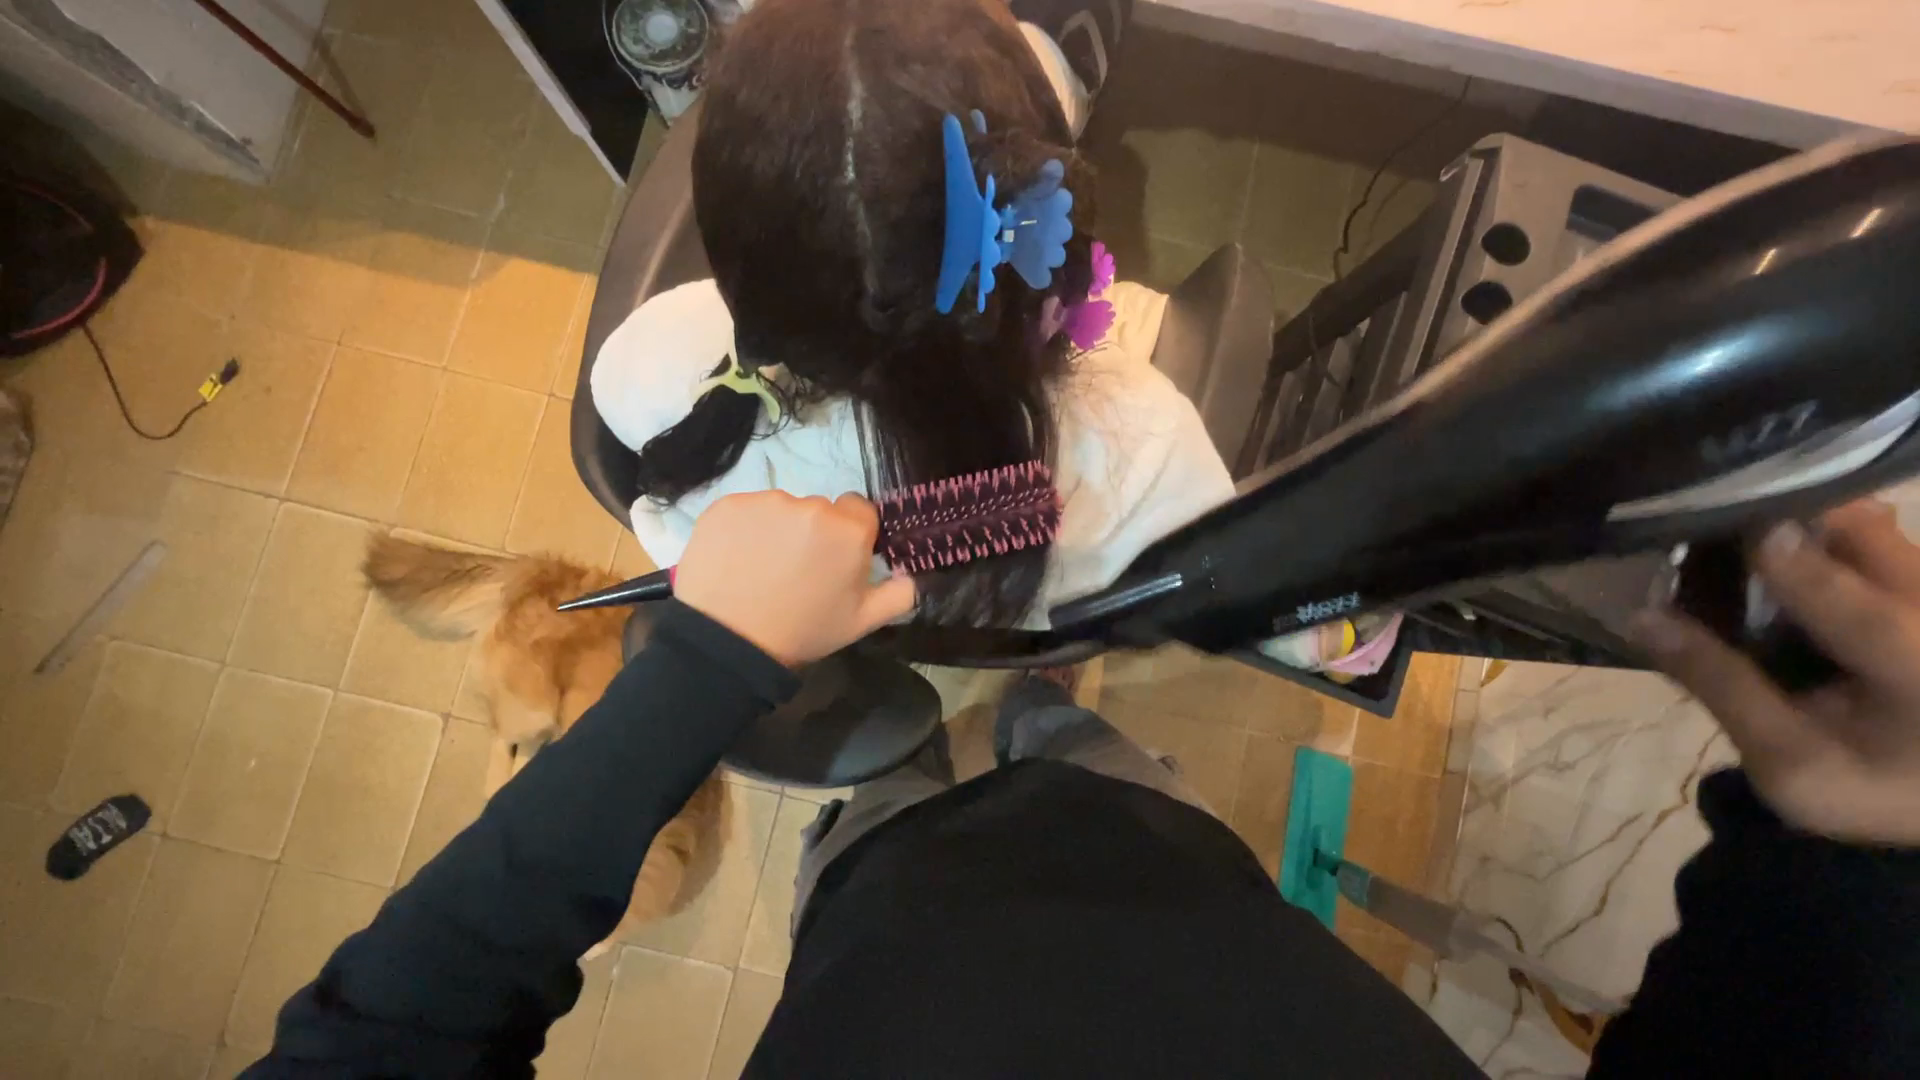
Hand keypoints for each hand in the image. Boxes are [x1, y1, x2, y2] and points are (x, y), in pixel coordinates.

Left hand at [674, 491, 916, 667]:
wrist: (727, 642)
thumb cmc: (803, 630)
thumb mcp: (862, 622)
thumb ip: (899, 594)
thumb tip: (912, 575)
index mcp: (848, 530)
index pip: (860, 510)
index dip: (849, 535)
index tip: (834, 560)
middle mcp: (810, 505)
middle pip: (820, 509)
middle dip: (814, 532)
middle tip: (798, 571)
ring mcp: (765, 502)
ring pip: (782, 508)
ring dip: (779, 529)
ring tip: (763, 568)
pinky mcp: (727, 505)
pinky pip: (746, 510)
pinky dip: (745, 529)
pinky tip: (738, 559)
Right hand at [1633, 499, 1919, 846]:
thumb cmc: (1865, 790)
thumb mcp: (1786, 759)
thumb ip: (1719, 686)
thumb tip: (1640, 618)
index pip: (1865, 615)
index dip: (1803, 570)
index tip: (1748, 527)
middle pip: (1877, 545)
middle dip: (1797, 520)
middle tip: (1715, 515)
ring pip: (1880, 534)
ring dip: (1805, 525)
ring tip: (1731, 529)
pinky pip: (1878, 546)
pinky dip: (1820, 539)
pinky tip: (1769, 549)